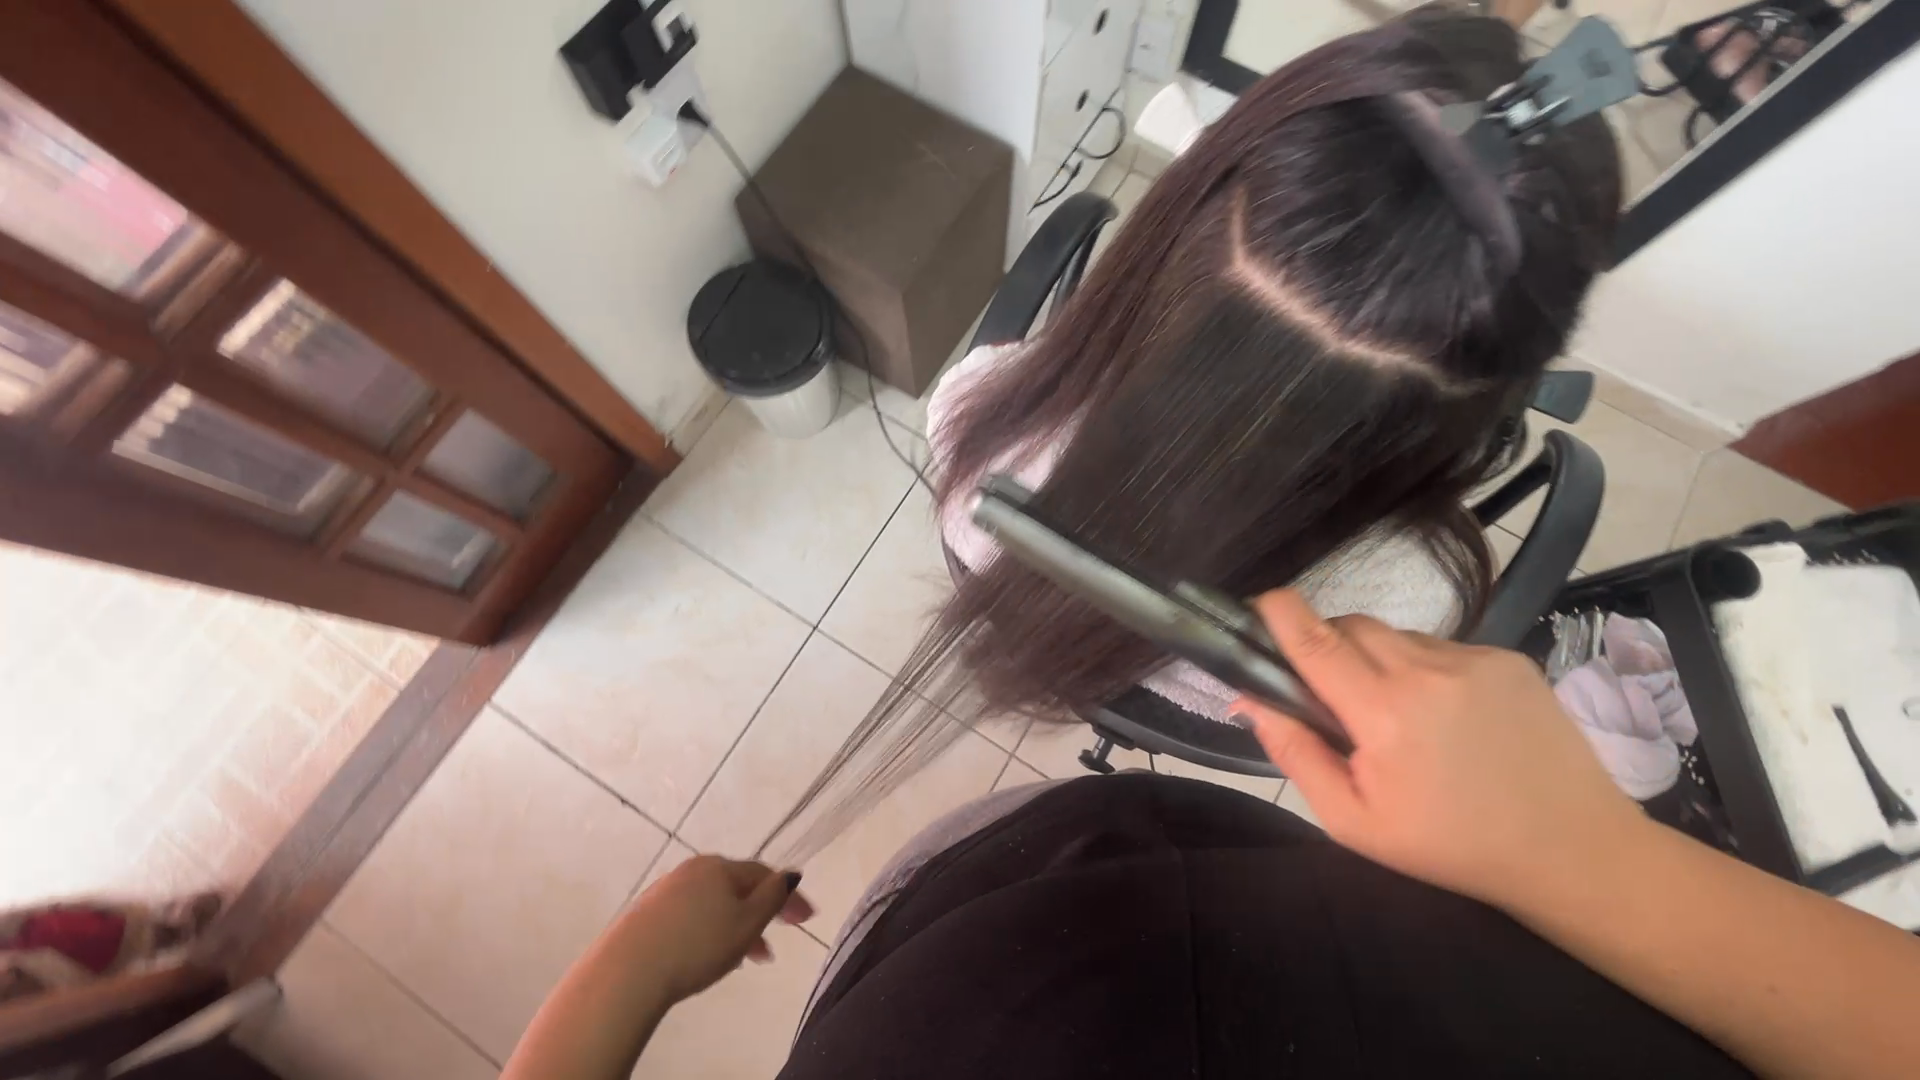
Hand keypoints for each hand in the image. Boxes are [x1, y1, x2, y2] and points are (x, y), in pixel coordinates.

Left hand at [623, 856, 813, 1001]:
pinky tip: (707, 953)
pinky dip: (708, 929)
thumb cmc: (696, 946)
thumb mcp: (746, 923)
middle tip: (774, 943)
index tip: (807, 918)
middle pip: (736, 886)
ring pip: (713, 903)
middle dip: (759, 913)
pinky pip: (690, 915)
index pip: (763, 874)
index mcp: (720, 867)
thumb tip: (790, 874)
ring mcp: (666, 890)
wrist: (627, 972)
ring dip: (734, 925)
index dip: (788, 895)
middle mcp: (693, 869)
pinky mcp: (645, 914)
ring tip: (744, 958)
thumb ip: (773, 897)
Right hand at [1233, 589, 1648, 908]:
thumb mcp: (1353, 820)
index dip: (1277, 612)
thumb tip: (1247, 699)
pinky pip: (1437, 644)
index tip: (1255, 605)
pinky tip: (1443, 714)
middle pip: (1349, 625)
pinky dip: (1419, 667)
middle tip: (1330, 694)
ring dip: (1373, 658)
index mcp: (1384, 712)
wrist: (1576, 851)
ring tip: (1395, 712)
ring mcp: (1473, 658)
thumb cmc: (1449, 844)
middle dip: (1325, 645)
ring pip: (1392, 635)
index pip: (1315, 639)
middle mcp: (1427, 670)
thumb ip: (1294, 753)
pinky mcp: (1507, 658)